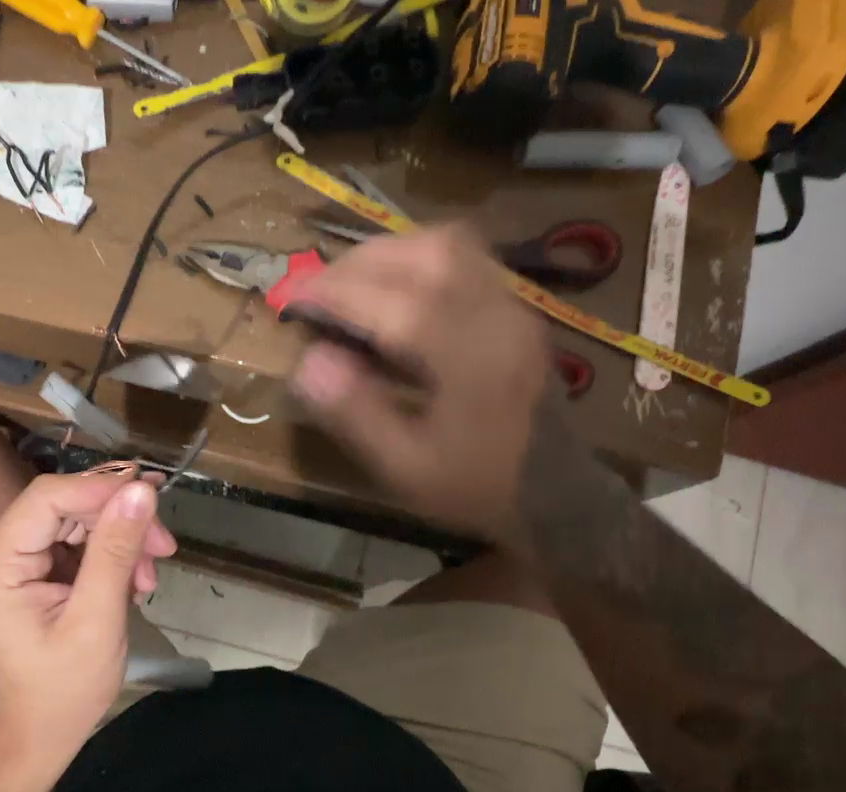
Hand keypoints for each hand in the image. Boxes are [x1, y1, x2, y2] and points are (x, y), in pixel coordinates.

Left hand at [0, 472, 175, 758]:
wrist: (45, 730)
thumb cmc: (66, 688)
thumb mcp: (97, 620)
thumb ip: (115, 552)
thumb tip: (142, 490)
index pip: (46, 498)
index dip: (99, 488)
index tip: (151, 496)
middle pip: (64, 506)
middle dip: (117, 519)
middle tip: (165, 545)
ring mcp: (16, 563)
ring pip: (77, 522)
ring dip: (121, 540)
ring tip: (150, 577)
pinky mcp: (37, 572)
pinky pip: (78, 544)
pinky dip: (112, 556)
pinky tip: (135, 582)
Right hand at [280, 225, 562, 544]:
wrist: (554, 492)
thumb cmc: (474, 486)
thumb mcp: (405, 468)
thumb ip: (356, 413)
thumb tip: (308, 362)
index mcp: (470, 361)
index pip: (396, 304)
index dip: (337, 292)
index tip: (291, 298)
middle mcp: (497, 317)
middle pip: (426, 255)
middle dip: (359, 264)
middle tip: (315, 291)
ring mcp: (511, 306)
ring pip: (449, 245)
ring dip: (388, 254)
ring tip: (348, 283)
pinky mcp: (513, 308)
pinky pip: (464, 258)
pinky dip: (416, 260)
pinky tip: (390, 288)